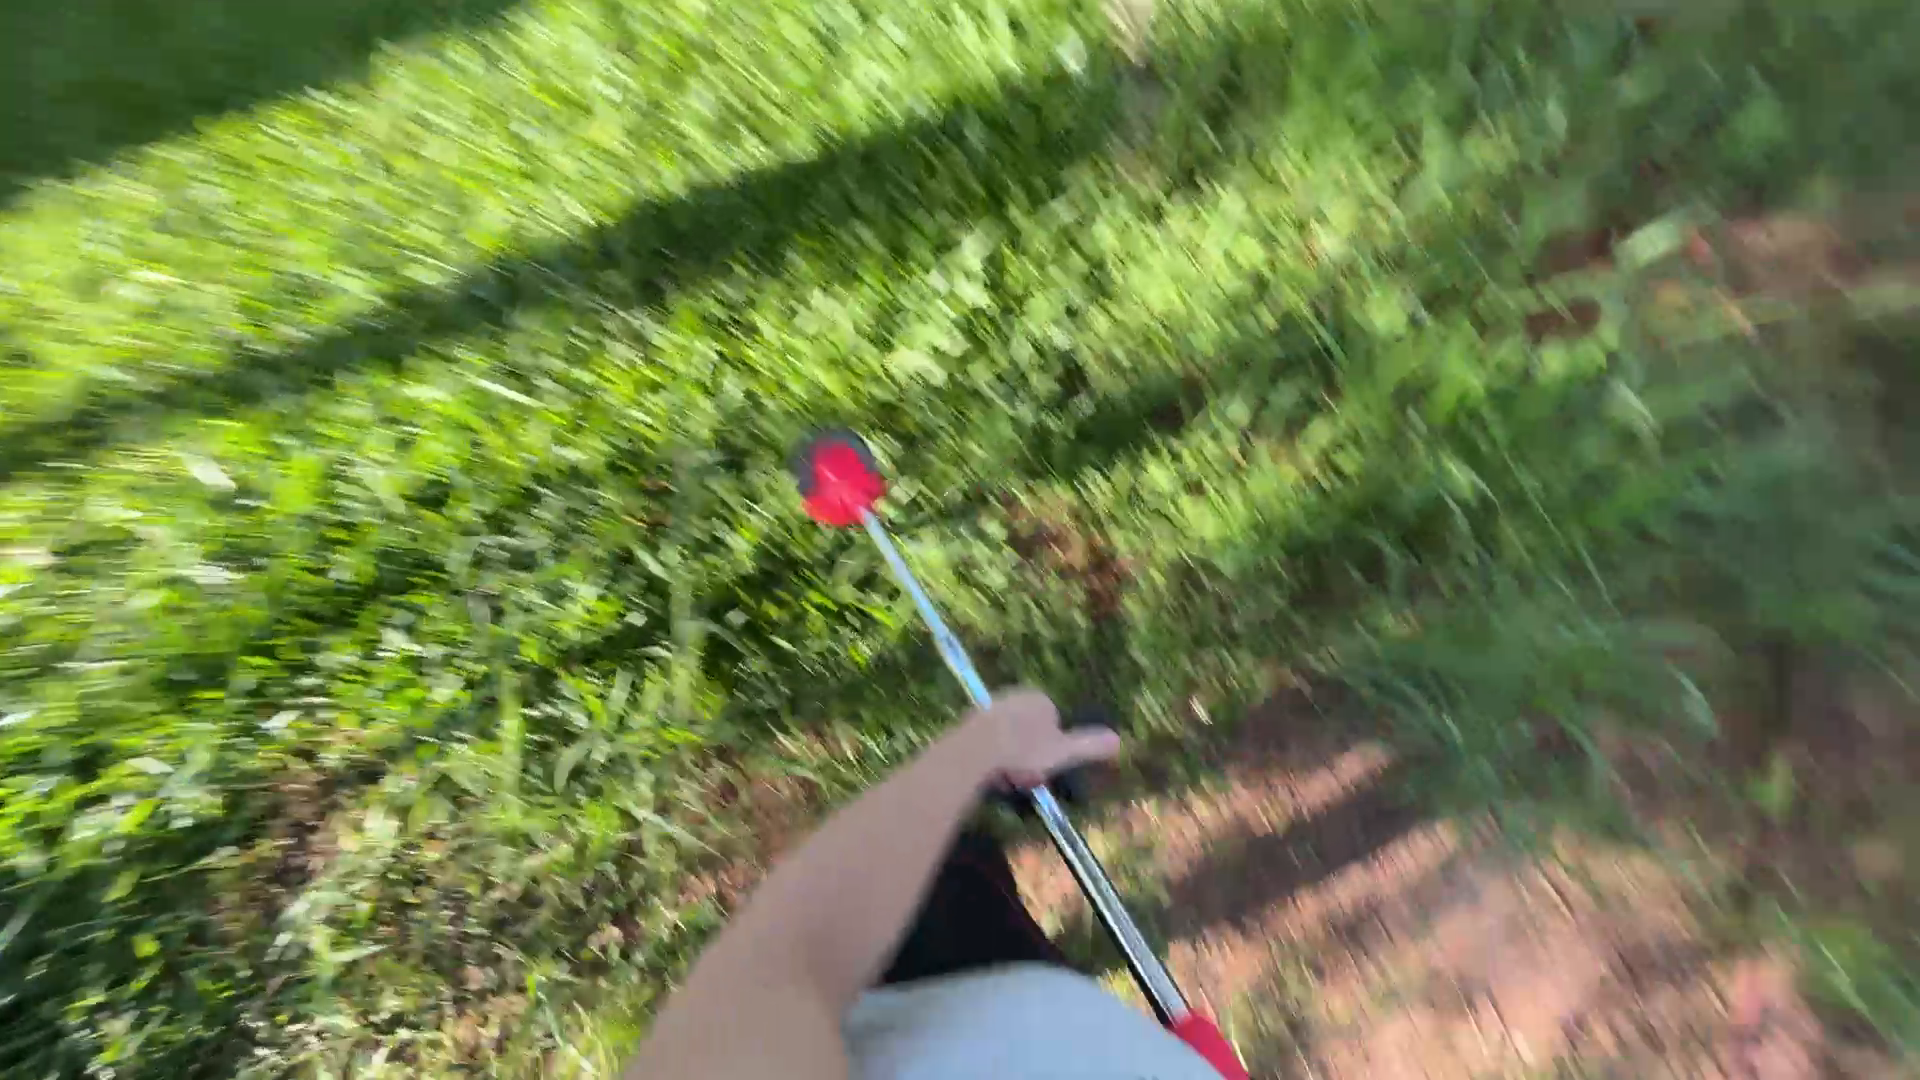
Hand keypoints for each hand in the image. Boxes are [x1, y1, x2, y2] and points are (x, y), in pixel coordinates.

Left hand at [952, 688, 1121, 790]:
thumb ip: (1090, 746)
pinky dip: (992, 756)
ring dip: (1011, 756)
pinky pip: (989, 741)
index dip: (1052, 748)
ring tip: (1006, 777)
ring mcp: (992, 706)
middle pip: (1031, 729)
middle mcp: (1015, 695)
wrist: (975, 751)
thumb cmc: (1024, 751)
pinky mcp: (972, 720)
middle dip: (1030, 752)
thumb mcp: (1063, 752)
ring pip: (1010, 736)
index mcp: (1039, 698)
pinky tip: (989, 771)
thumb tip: (1119, 740)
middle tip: (1024, 775)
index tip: (1044, 766)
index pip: (1054, 723)